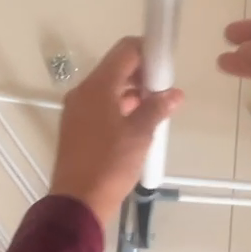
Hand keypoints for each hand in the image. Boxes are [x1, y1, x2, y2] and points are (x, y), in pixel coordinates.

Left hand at [50, 37, 183, 221]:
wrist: (78, 201)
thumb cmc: (110, 164)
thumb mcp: (140, 134)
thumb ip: (157, 108)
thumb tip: (174, 94)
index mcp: (97, 86)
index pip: (125, 50)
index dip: (149, 50)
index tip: (166, 65)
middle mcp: (83, 92)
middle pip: (116, 68)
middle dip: (142, 74)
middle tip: (164, 91)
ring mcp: (76, 109)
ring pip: (109, 88)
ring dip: (132, 92)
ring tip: (156, 110)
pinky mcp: (76, 127)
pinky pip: (101, 106)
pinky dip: (120, 107)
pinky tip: (138, 123)